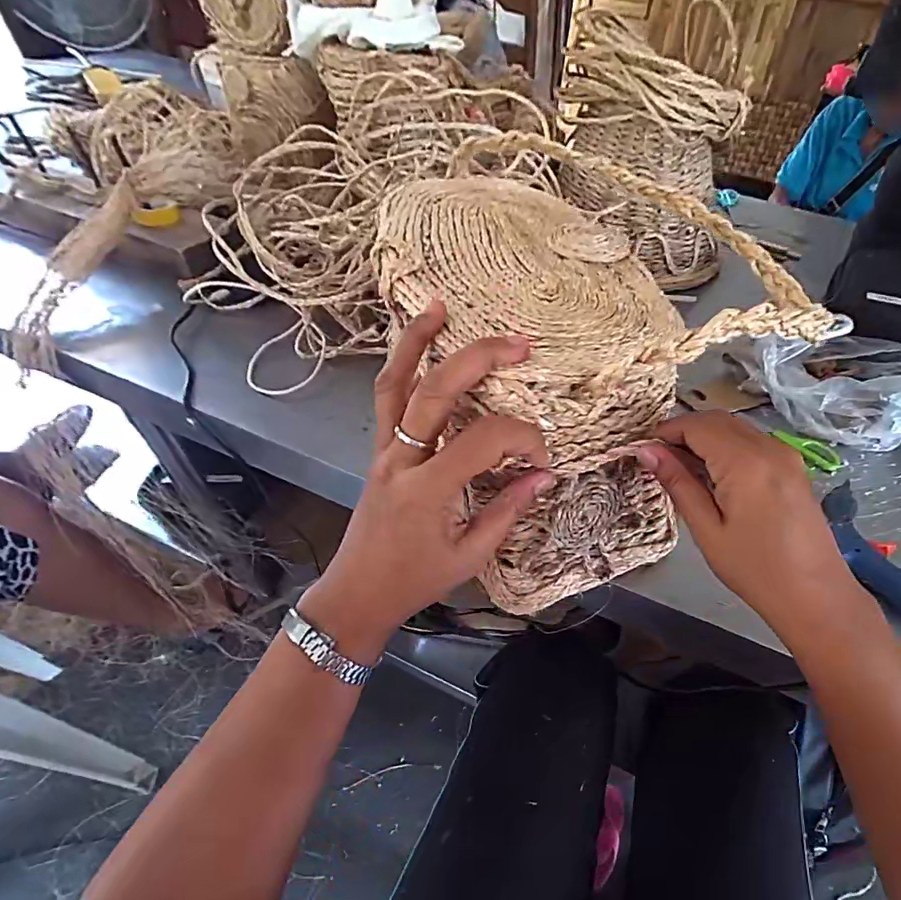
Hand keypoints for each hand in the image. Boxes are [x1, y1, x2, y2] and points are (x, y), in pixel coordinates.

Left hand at [302, 299, 553, 662]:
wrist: (357, 592)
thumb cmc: (414, 580)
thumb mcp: (470, 556)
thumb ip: (506, 511)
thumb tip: (542, 476)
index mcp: (428, 490)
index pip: (485, 440)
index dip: (524, 440)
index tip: (541, 461)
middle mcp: (401, 460)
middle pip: (438, 391)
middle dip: (481, 360)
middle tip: (520, 345)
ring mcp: (383, 450)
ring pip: (397, 383)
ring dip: (418, 341)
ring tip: (441, 307)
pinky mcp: (377, 450)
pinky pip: (386, 398)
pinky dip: (400, 364)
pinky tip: (416, 343)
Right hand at [638, 412, 867, 637]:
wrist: (815, 594)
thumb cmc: (755, 569)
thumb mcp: (708, 529)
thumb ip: (678, 484)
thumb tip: (647, 451)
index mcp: (745, 462)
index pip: (697, 425)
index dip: (666, 431)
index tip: (643, 449)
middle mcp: (769, 447)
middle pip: (717, 420)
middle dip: (684, 431)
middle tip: (658, 459)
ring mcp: (786, 454)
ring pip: (736, 428)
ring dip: (706, 438)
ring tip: (682, 469)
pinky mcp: (794, 466)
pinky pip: (753, 442)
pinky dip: (727, 447)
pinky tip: (714, 475)